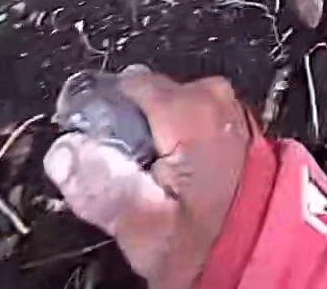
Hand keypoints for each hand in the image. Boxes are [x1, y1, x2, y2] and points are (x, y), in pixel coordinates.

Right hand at [44, 67, 249, 288]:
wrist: (262, 242)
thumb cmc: (205, 239)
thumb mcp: (144, 226)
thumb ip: (103, 185)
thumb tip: (64, 151)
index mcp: (192, 108)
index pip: (131, 85)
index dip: (104, 111)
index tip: (88, 143)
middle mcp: (214, 94)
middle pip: (149, 96)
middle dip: (131, 129)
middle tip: (126, 176)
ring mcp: (228, 103)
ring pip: (169, 105)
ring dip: (154, 135)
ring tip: (153, 181)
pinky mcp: (234, 116)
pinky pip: (191, 114)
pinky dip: (177, 136)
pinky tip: (177, 173)